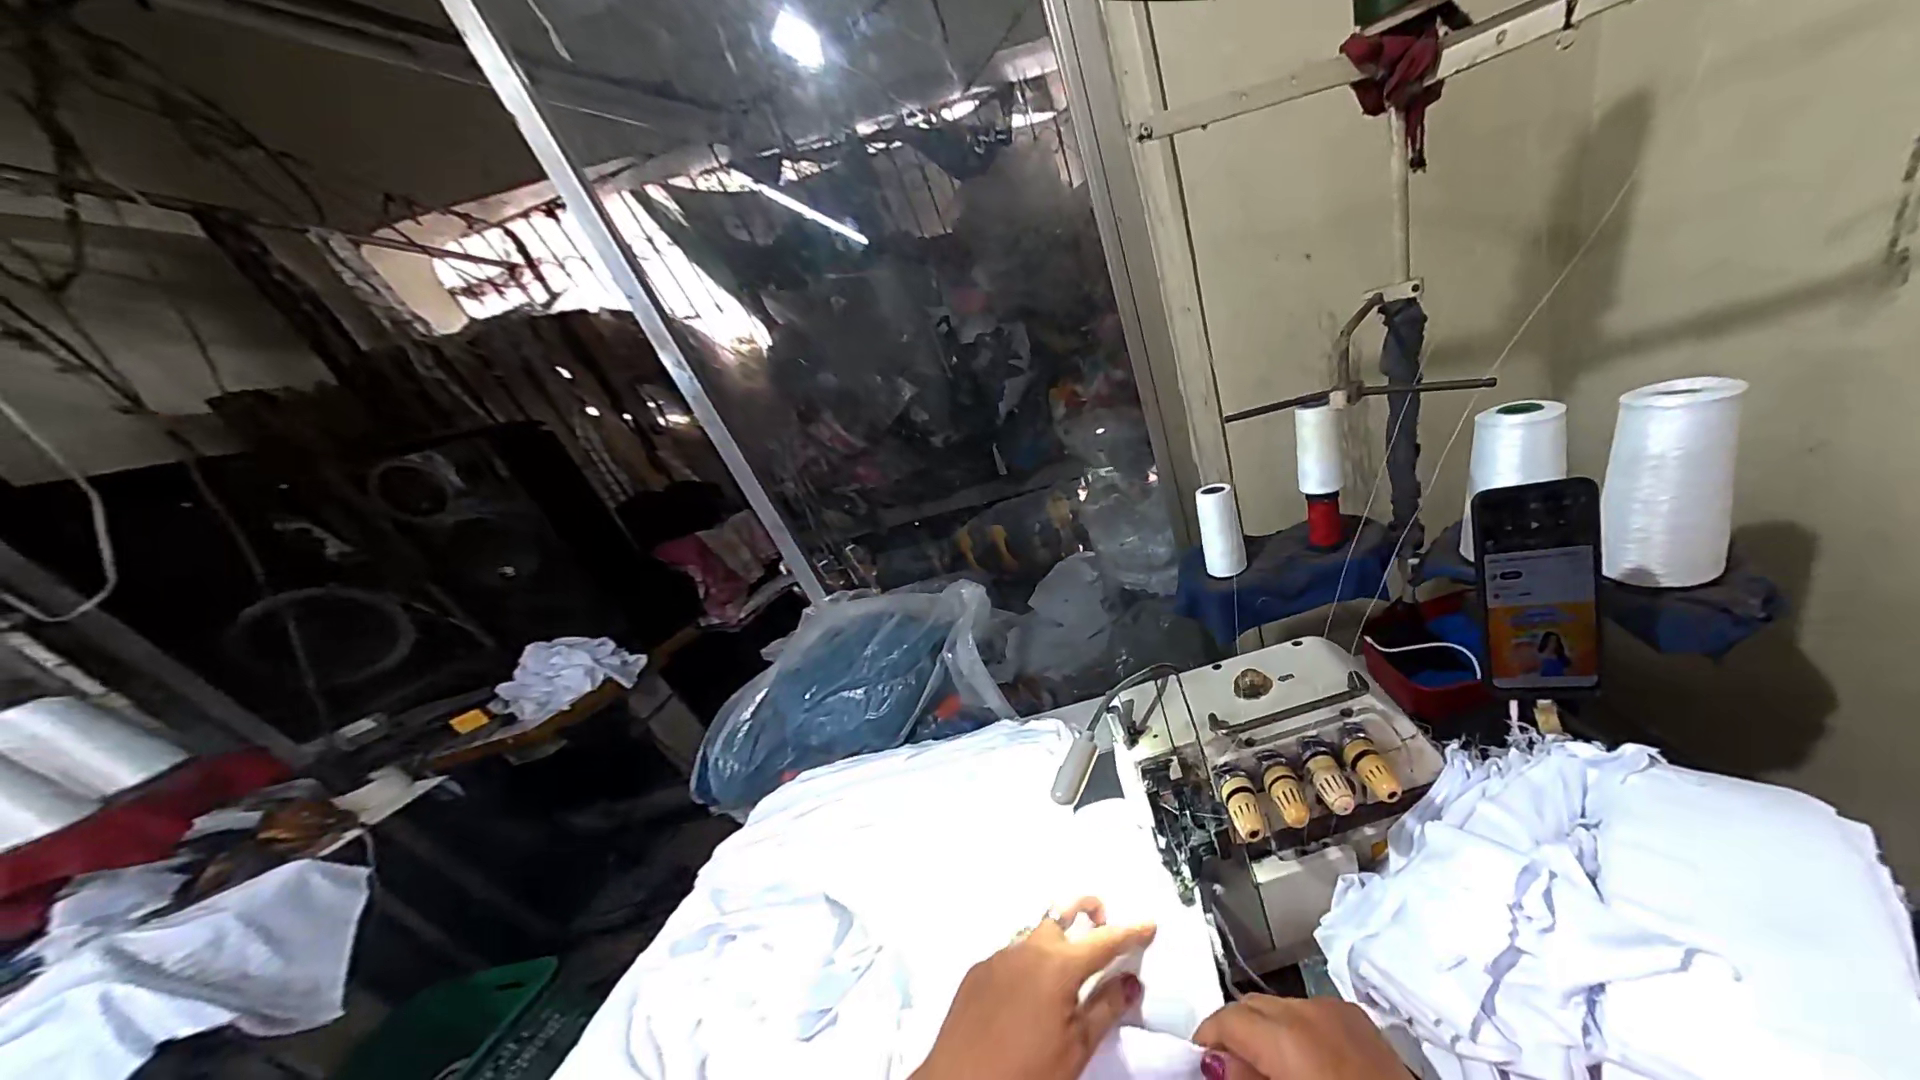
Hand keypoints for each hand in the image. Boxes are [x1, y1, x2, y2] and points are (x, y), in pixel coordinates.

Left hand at [911, 897, 1156, 1079]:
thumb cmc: (1026, 1070)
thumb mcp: (1077, 1046)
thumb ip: (1105, 1008)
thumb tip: (1131, 980)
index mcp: (1058, 965)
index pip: (1103, 942)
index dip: (1129, 933)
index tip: (1148, 925)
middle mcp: (1028, 948)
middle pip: (1062, 918)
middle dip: (1086, 914)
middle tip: (1102, 923)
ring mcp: (999, 956)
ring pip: (1034, 933)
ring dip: (1055, 938)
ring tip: (1067, 961)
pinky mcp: (978, 970)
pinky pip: (1010, 954)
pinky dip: (1027, 961)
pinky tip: (1029, 989)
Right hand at [1195, 995, 1408, 1079]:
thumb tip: (1215, 1062)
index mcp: (1286, 1034)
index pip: (1226, 1018)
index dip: (1208, 1040)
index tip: (1202, 1066)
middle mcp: (1307, 1009)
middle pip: (1248, 1005)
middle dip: (1235, 1033)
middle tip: (1234, 1072)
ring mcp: (1334, 1009)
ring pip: (1277, 1006)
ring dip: (1265, 1030)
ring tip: (1270, 1069)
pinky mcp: (1357, 1018)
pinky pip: (1309, 1012)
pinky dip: (1297, 1030)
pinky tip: (1307, 1063)